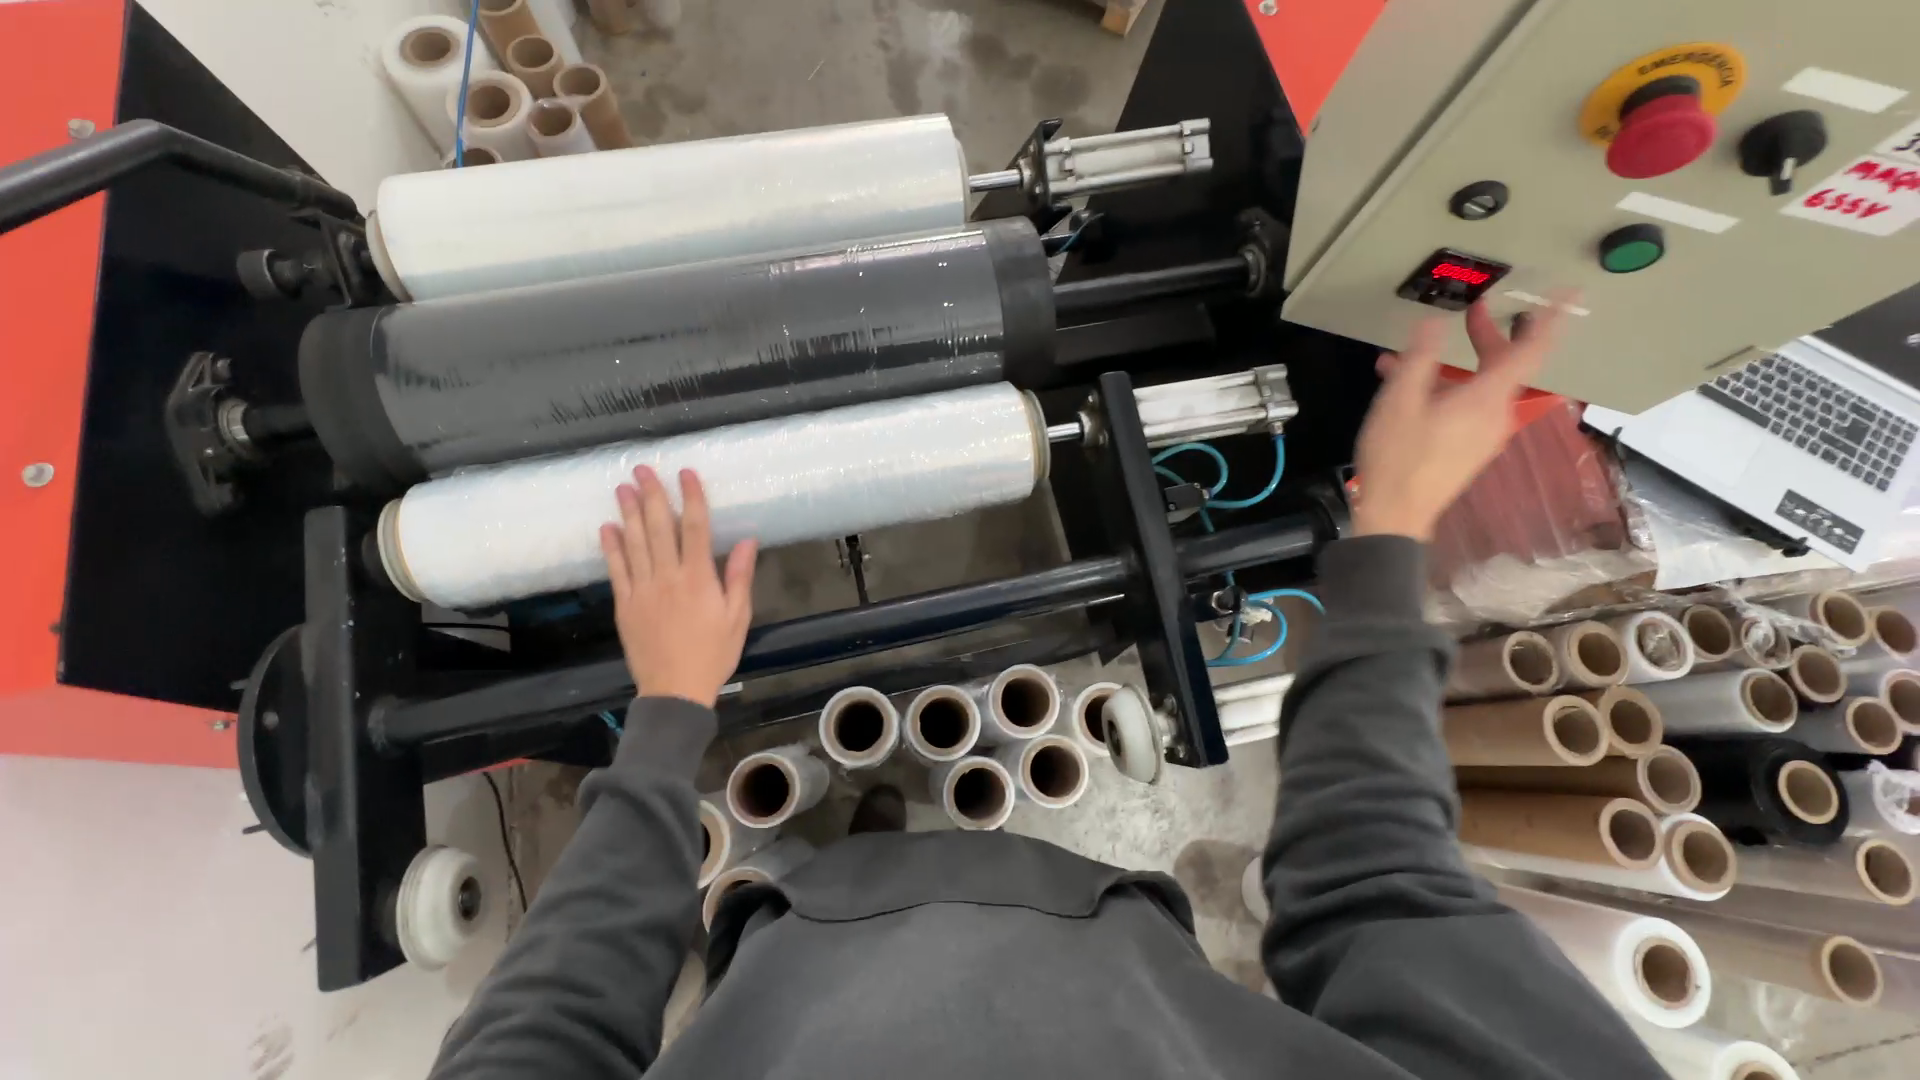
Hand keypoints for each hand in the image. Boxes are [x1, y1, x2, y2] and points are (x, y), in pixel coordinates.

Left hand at [598, 466, 756, 706]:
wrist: (675, 690)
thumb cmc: (714, 654)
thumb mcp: (738, 617)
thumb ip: (739, 577)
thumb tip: (746, 540)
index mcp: (699, 579)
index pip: (694, 528)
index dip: (691, 497)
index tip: (685, 473)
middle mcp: (668, 577)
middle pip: (658, 528)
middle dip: (651, 495)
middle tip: (642, 468)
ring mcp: (642, 590)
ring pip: (634, 543)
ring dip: (628, 513)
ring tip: (622, 487)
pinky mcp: (624, 605)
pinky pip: (616, 570)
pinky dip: (611, 547)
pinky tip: (608, 527)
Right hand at [1352, 300, 1565, 540]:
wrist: (1396, 514)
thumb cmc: (1398, 455)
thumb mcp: (1399, 400)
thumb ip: (1418, 357)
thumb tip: (1434, 323)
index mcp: (1487, 397)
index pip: (1531, 350)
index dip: (1551, 319)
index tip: (1570, 293)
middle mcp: (1496, 414)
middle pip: (1503, 368)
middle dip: (1488, 338)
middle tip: (1473, 312)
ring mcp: (1483, 435)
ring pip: (1478, 389)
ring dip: (1451, 368)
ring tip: (1411, 359)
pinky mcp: (1467, 450)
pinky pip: (1465, 409)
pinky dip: (1445, 391)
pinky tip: (1407, 394)